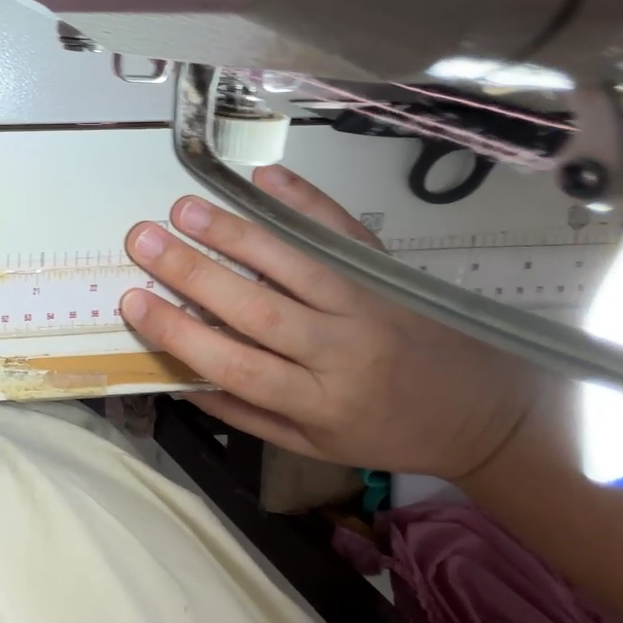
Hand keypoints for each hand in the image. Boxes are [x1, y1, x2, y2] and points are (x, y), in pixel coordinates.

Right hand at [121, 165, 544, 480]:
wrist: (489, 418)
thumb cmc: (382, 430)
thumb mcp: (313, 445)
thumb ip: (241, 413)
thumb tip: (170, 372)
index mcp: (318, 402)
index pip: (238, 366)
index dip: (181, 333)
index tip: (133, 301)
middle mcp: (343, 354)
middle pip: (260, 311)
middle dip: (194, 272)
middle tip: (144, 239)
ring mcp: (371, 308)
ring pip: (298, 267)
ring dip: (236, 233)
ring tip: (184, 208)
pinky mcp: (390, 275)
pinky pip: (344, 234)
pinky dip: (305, 202)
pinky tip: (265, 178)